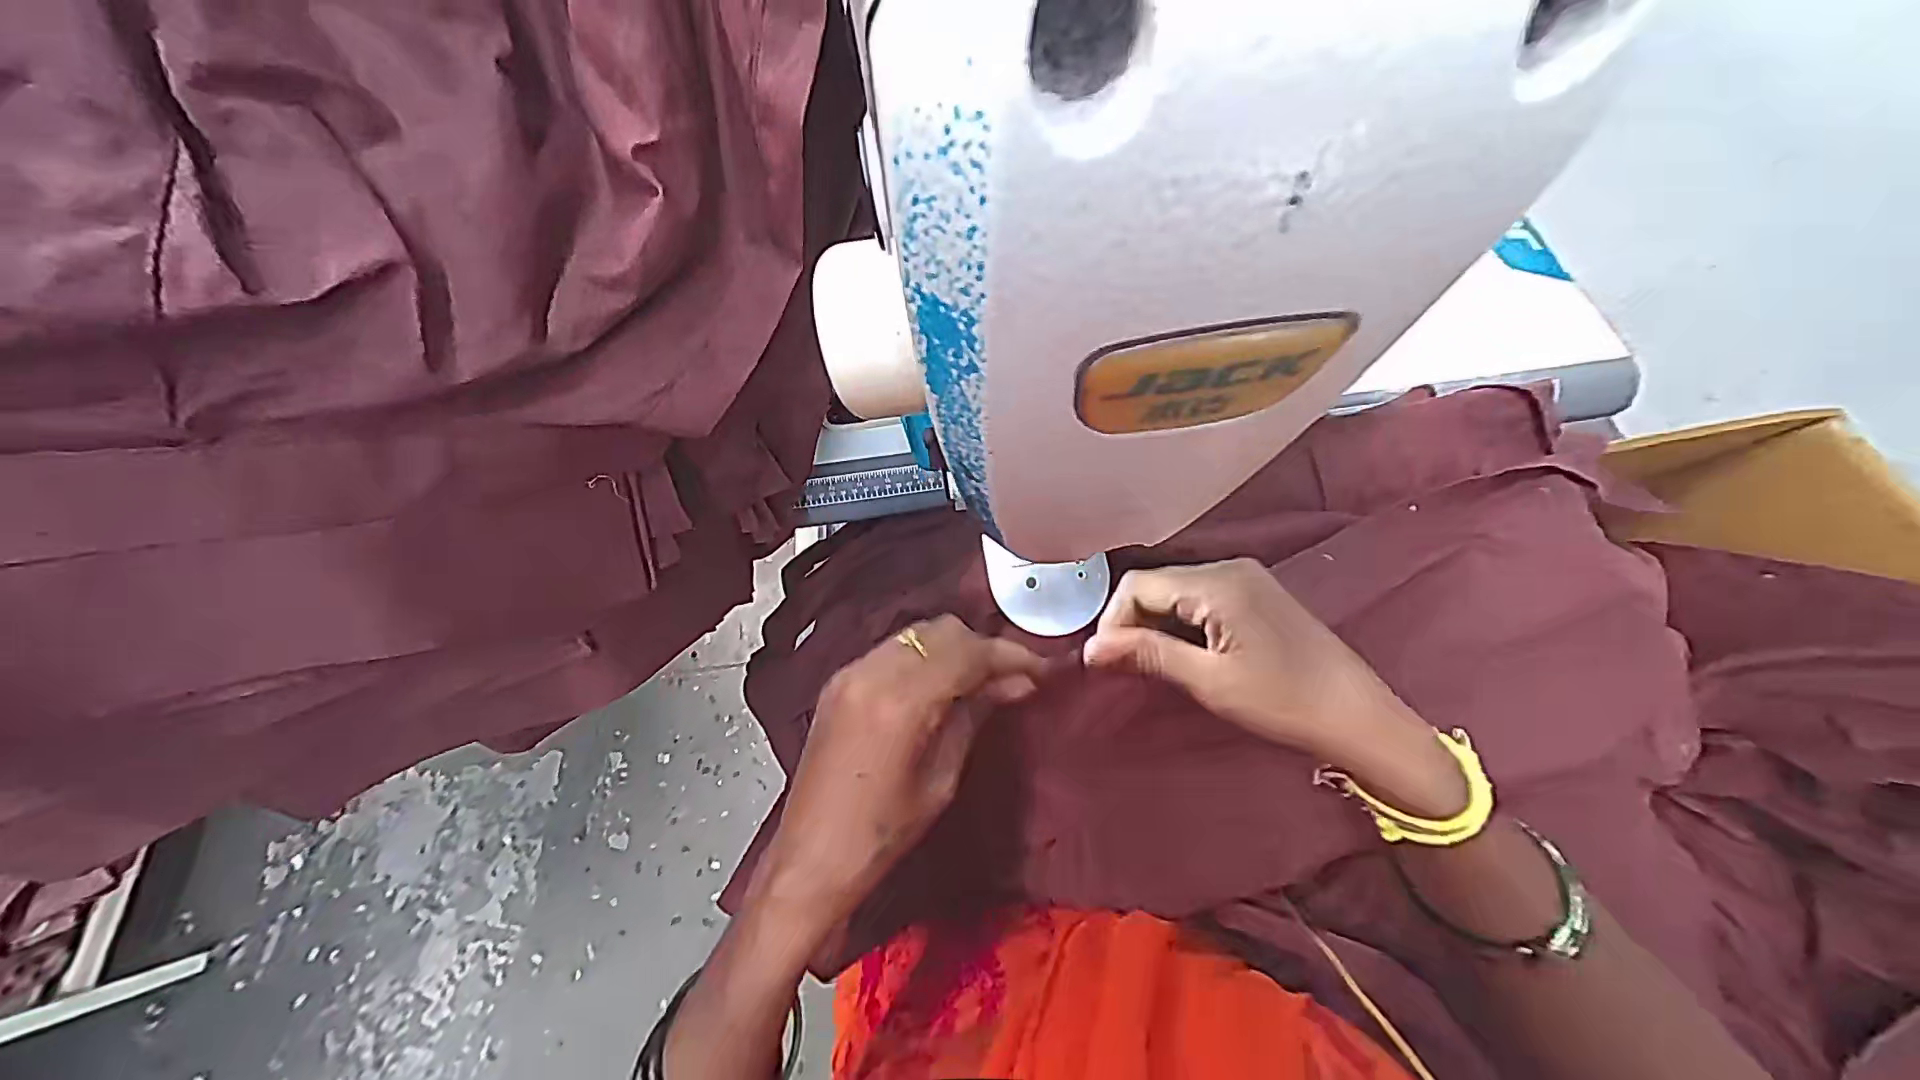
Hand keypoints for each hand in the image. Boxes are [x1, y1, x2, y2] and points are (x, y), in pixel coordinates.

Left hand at [757, 615, 1042, 922]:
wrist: (810, 858)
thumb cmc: (881, 835)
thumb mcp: (941, 778)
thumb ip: (975, 715)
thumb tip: (1017, 682)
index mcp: (899, 702)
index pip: (967, 652)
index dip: (1010, 655)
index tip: (1039, 668)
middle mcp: (870, 673)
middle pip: (942, 630)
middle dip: (982, 647)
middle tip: (1011, 676)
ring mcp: (848, 672)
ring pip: (917, 633)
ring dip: (953, 648)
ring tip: (979, 681)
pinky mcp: (837, 681)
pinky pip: (892, 648)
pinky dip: (923, 656)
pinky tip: (940, 684)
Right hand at [1083, 559, 1466, 816]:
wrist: (1359, 717)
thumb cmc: (1283, 701)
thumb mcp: (1208, 680)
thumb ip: (1147, 654)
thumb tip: (1091, 648)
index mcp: (1217, 582)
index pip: (1137, 585)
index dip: (1113, 621)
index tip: (1108, 662)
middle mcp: (1229, 568)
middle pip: (1155, 584)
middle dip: (1132, 623)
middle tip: (1128, 668)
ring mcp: (1246, 578)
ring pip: (1175, 592)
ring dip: (1155, 626)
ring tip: (1155, 666)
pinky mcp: (1256, 594)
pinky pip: (1199, 599)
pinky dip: (1181, 624)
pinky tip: (1186, 655)